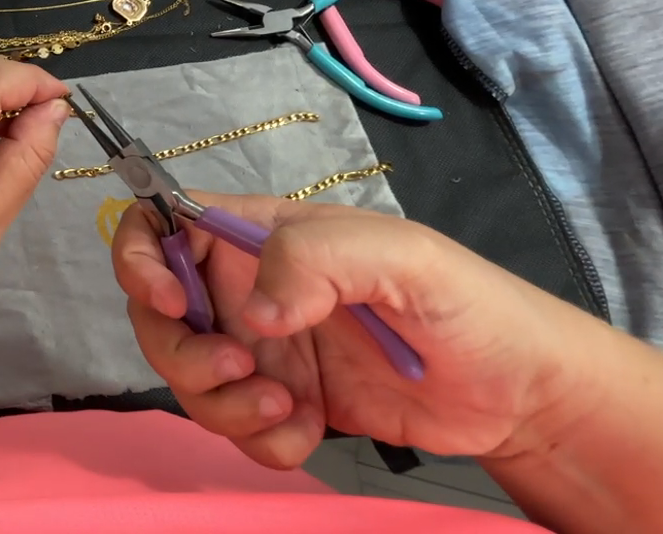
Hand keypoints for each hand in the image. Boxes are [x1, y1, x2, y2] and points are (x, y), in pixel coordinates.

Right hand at [111, 192, 603, 468]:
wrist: (523, 399)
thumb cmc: (465, 303)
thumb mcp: (398, 256)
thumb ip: (314, 260)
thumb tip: (253, 315)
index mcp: (251, 235)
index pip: (157, 224)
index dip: (139, 257)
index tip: (170, 302)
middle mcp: (238, 287)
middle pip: (155, 312)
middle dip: (182, 352)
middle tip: (241, 371)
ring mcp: (255, 345)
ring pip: (184, 374)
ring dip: (220, 403)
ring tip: (286, 408)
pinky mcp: (275, 398)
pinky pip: (230, 423)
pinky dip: (257, 438)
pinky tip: (308, 429)